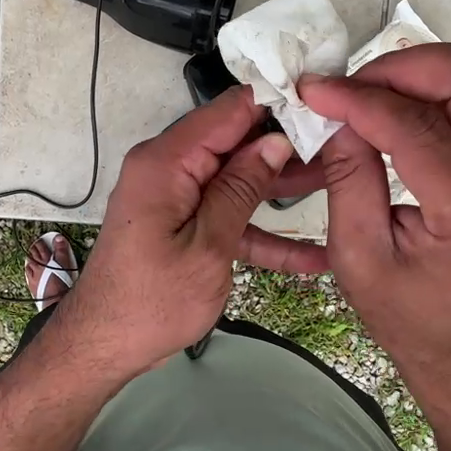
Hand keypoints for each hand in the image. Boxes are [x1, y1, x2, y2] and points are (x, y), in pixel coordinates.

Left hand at [45, 89, 326, 375]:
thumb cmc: (152, 302)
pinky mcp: (181, 225)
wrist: (104, 346)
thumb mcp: (207, 247)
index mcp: (166, 163)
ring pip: (236, 180)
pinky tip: (311, 258)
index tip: (327, 103)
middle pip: (235, 143)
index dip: (276, 103)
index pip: (227, 112)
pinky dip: (258, 233)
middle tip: (346, 149)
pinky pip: (224, 217)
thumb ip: (241, 191)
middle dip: (288, 147)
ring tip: (343, 187)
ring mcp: (173, 197)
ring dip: (282, 190)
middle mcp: (166, 169)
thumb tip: (274, 142)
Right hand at [298, 43, 450, 386]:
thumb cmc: (406, 311)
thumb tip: (340, 113)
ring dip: (433, 67)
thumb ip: (349, 179)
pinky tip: (412, 103)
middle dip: (408, 67)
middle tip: (356, 88)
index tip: (314, 90)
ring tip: (381, 92)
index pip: (421, 129)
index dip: (361, 100)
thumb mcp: (357, 256)